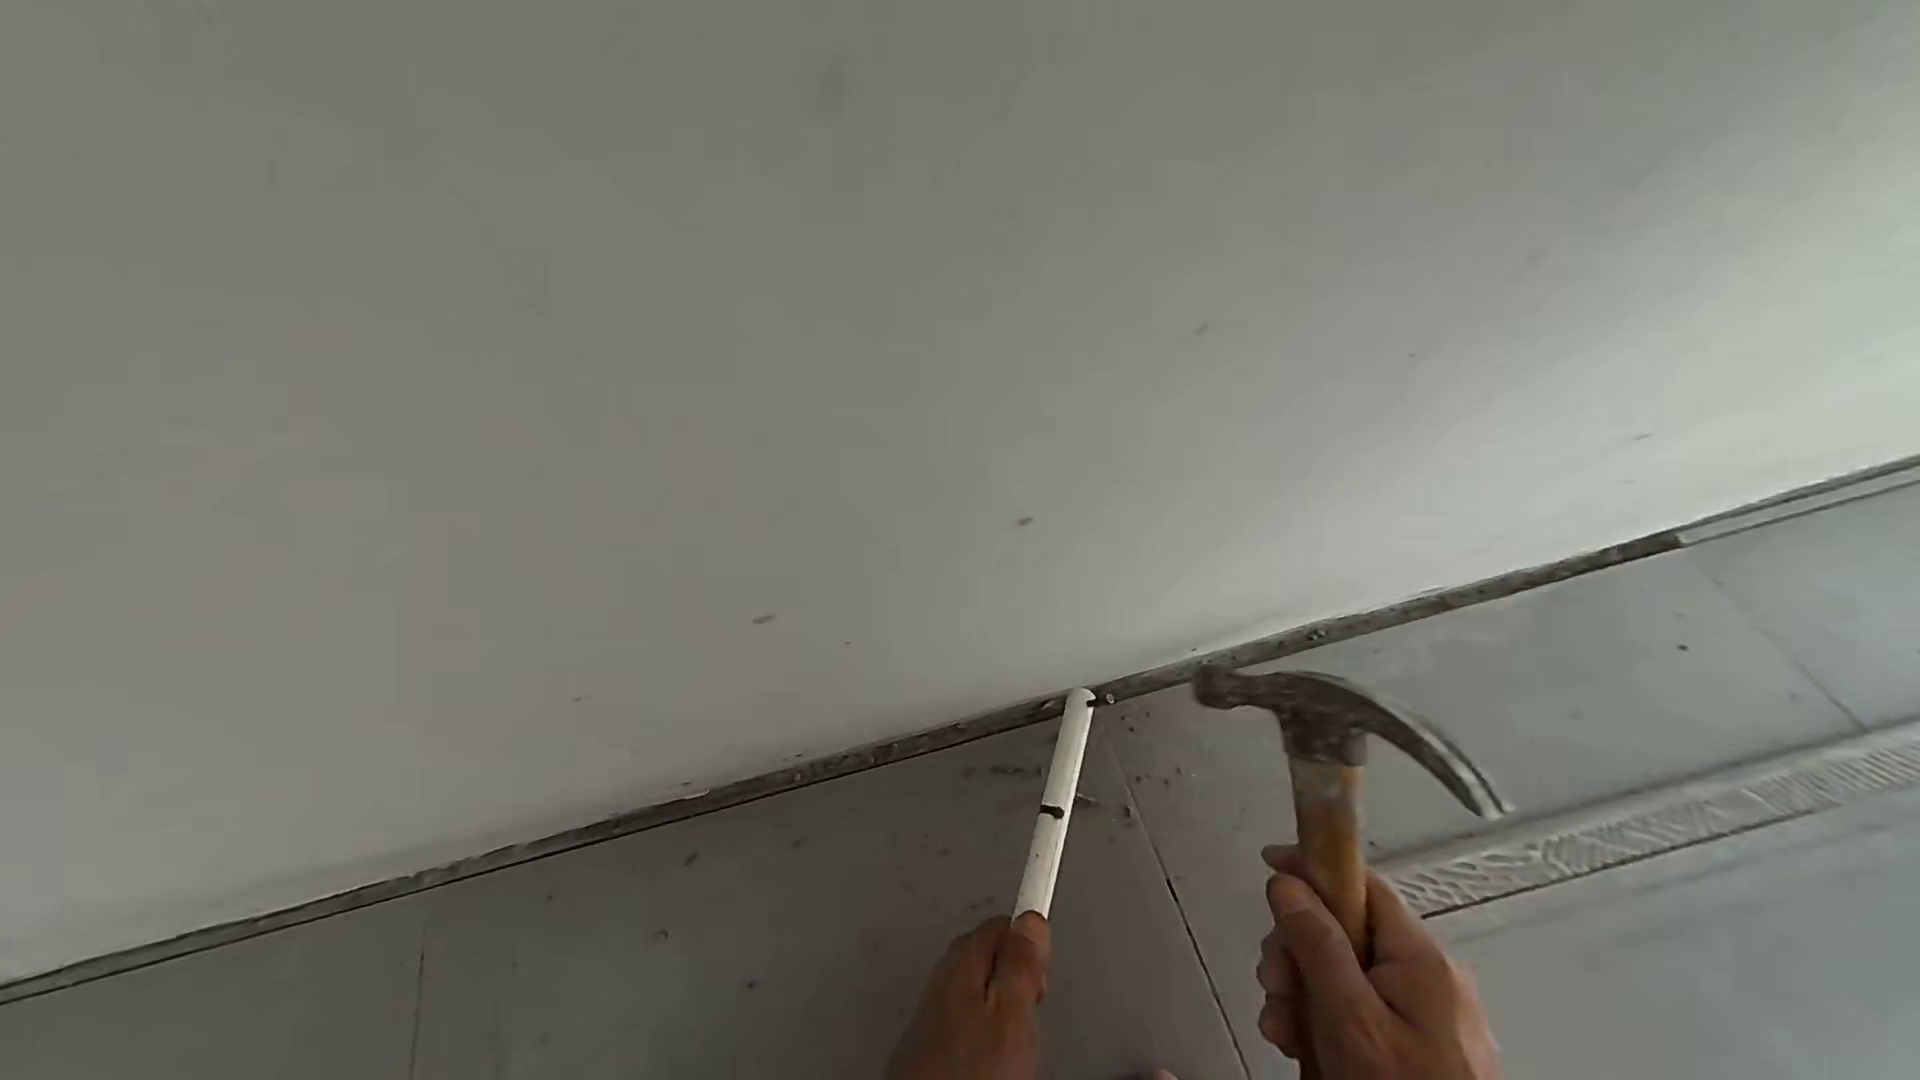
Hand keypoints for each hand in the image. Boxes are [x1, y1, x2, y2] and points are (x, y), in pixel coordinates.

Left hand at [887, 912, 1051, 1079]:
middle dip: (1017, 984)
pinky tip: (988, 1065)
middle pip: (993, 958)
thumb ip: (1021, 963)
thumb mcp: (1011, 1014)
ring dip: (1000, 1014)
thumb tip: (1030, 921)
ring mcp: (934, 1008)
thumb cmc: (966, 1075)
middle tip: (1027, 1020)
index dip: (1030, 946)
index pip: (1005, 923)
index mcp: (963, 957)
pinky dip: (983, 1035)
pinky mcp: (929, 1039)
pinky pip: (968, 1021)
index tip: (1042, 973)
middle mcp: (944, 974)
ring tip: (1009, 1052)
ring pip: (981, 993)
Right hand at [1257, 846, 1501, 1079]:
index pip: (1361, 880)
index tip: (1267, 864)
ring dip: (1298, 988)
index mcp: (1422, 958)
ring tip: (1282, 1027)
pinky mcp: (1417, 1042)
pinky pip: (1357, 1005)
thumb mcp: (1349, 1021)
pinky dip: (1321, 1015)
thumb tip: (1286, 882)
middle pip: (1342, 928)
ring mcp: (1424, 1012)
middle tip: (1273, 985)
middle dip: (1294, 950)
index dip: (1312, 866)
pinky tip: (1299, 1040)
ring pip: (1341, 969)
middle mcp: (1428, 975)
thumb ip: (1317, 945)